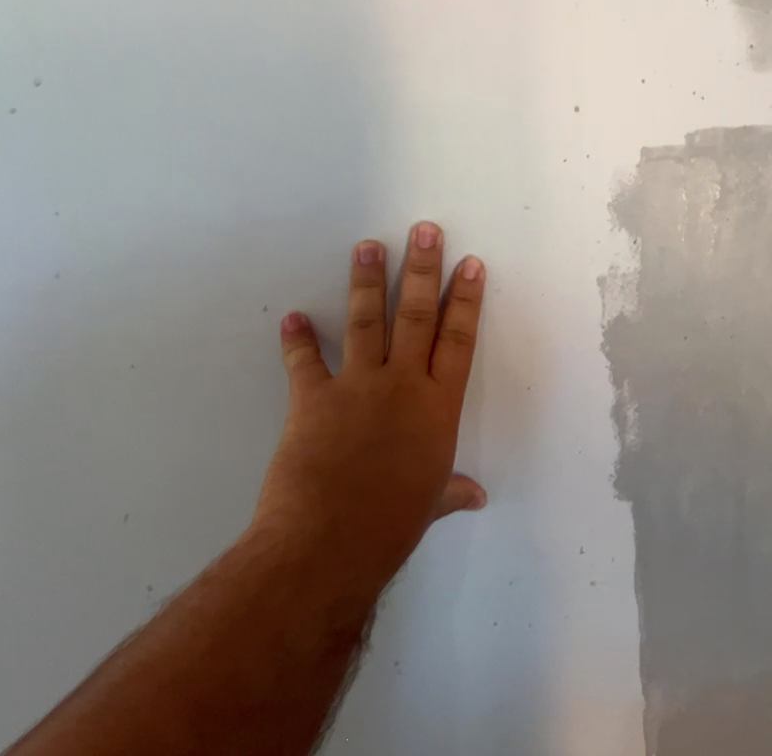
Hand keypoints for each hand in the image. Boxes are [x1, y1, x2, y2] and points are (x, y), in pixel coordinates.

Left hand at [250, 222, 487, 591]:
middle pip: (418, 315)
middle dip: (423, 269)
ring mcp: (357, 387)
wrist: (329, 540)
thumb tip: (478, 497)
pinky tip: (293, 318)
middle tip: (424, 230)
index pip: (459, 339)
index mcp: (438, 406)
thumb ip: (453, 490)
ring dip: (367, 281)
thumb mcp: (431, 503)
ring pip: (367, 322)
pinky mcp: (313, 400)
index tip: (471, 265)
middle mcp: (403, 384)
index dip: (467, 299)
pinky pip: (305, 363)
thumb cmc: (393, 522)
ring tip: (368, 245)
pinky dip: (298, 341)